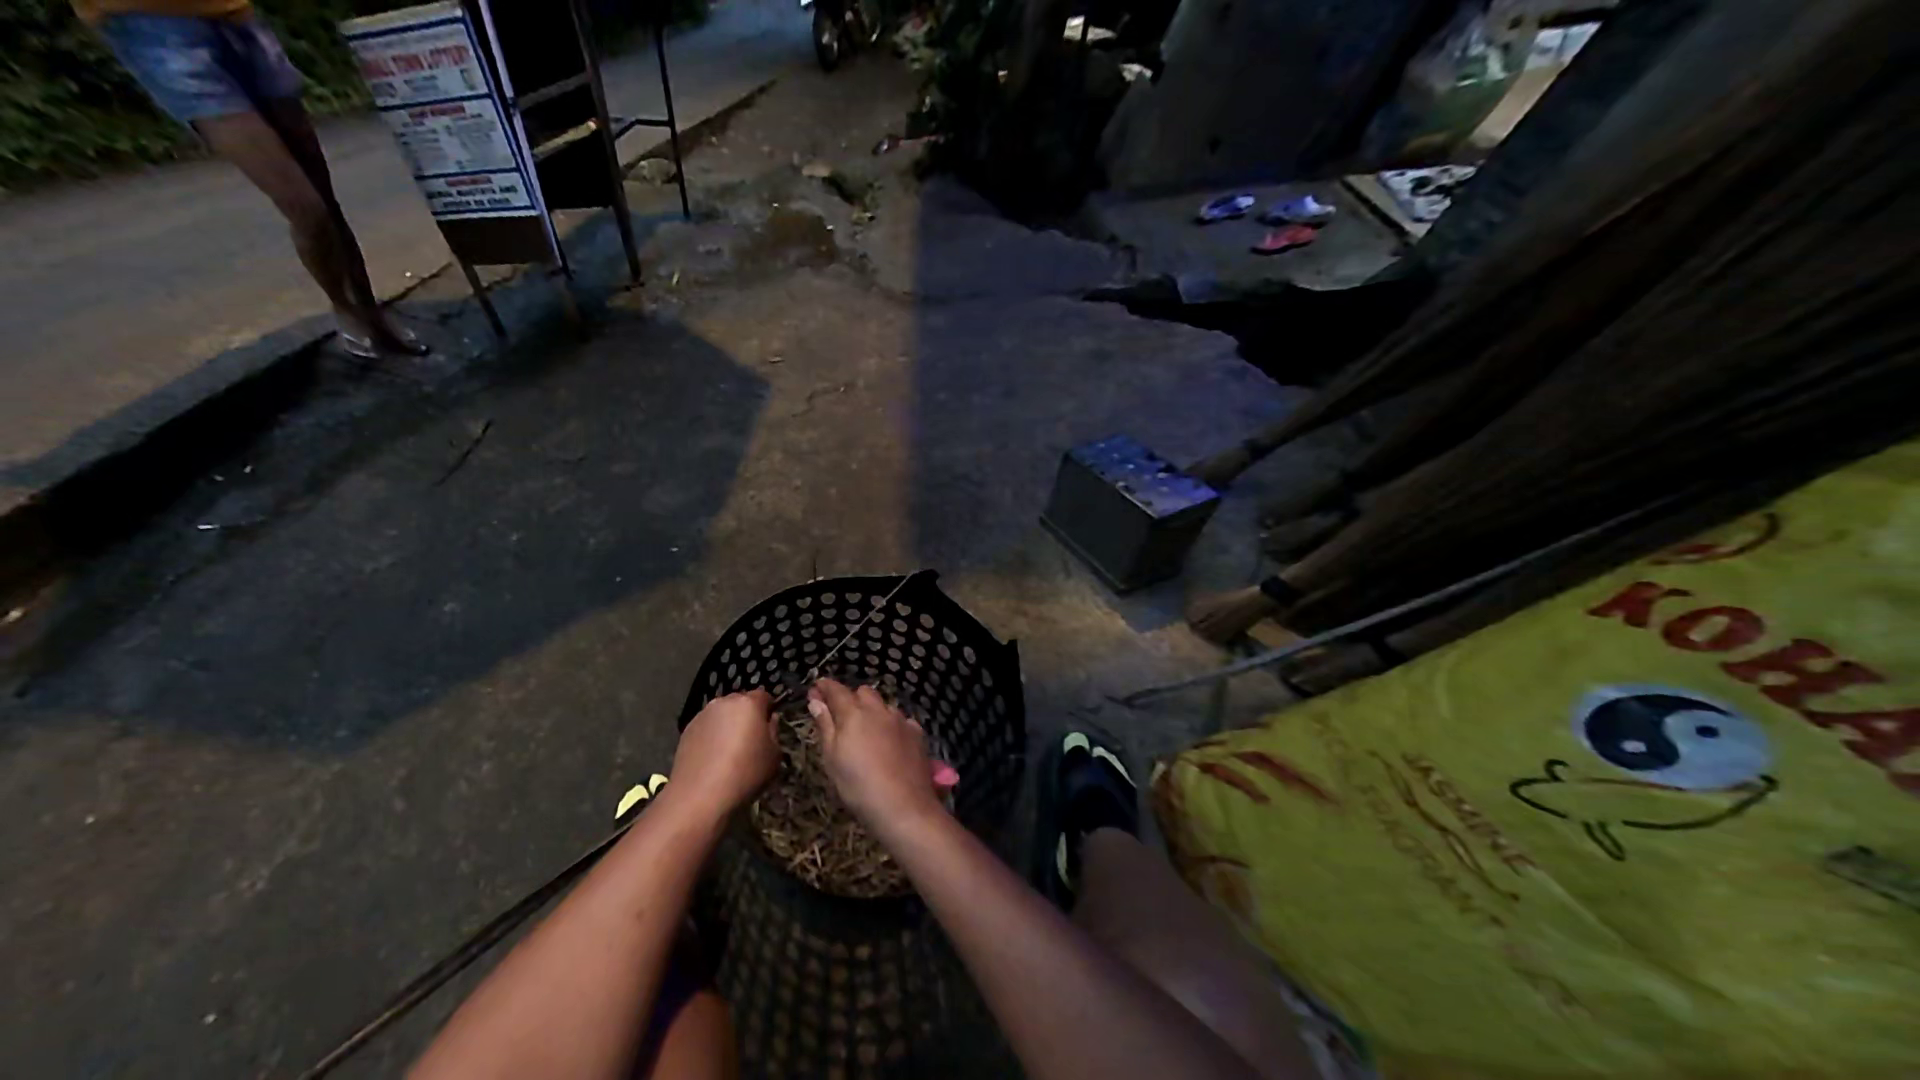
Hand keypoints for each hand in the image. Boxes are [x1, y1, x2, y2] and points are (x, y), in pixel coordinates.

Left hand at [671, 689, 777, 815]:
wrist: (699, 795)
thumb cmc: (745, 773)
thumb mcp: (774, 756)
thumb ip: (774, 732)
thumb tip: (770, 720)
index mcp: (748, 704)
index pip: (764, 696)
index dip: (769, 710)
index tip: (769, 728)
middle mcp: (724, 703)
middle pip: (740, 702)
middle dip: (747, 715)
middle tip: (750, 739)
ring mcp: (702, 716)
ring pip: (722, 714)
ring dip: (728, 725)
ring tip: (729, 750)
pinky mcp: (686, 731)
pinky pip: (706, 727)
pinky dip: (712, 736)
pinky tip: (713, 757)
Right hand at [808, 678, 945, 830]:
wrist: (904, 806)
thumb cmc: (858, 785)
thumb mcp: (832, 758)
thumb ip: (825, 726)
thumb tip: (816, 701)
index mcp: (854, 713)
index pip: (836, 690)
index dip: (825, 687)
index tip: (816, 689)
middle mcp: (879, 710)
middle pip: (863, 693)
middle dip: (851, 698)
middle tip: (841, 716)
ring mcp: (901, 720)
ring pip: (884, 705)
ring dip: (873, 711)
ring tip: (867, 731)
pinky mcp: (917, 734)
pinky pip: (901, 720)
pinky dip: (892, 725)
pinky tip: (890, 742)